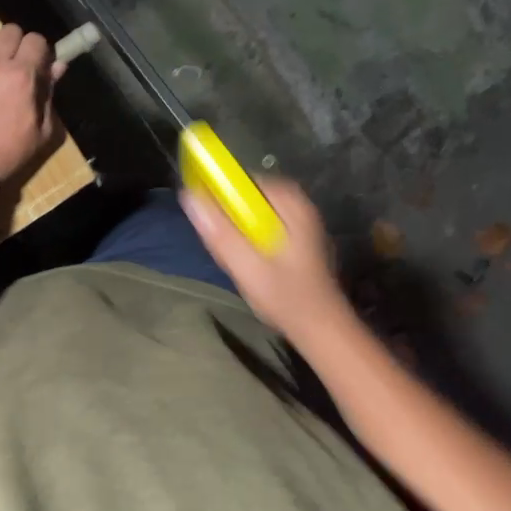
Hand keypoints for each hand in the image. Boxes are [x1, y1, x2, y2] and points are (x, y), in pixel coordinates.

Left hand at [0, 25, 61, 182]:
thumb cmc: (8, 152)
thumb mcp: (42, 130)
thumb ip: (50, 93)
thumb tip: (58, 66)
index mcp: (21, 75)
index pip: (36, 40)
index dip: (39, 52)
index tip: (36, 66)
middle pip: (10, 31)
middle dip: (17, 46)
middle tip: (14, 67)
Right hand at [181, 178, 348, 336]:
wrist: (322, 329)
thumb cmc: (286, 297)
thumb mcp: (247, 266)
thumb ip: (219, 231)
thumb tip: (189, 196)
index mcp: (293, 206)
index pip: (249, 181)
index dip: (223, 191)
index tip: (207, 211)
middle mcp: (301, 208)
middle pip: (253, 197)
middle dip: (231, 215)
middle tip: (220, 239)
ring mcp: (302, 225)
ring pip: (258, 214)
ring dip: (240, 230)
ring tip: (235, 257)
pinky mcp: (299, 242)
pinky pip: (266, 227)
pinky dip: (251, 239)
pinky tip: (249, 263)